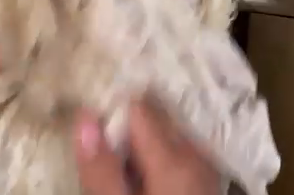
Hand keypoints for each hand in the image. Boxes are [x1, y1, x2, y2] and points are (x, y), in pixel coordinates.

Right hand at [74, 101, 220, 194]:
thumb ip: (101, 168)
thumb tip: (84, 116)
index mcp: (176, 158)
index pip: (136, 106)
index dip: (110, 118)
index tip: (92, 138)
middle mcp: (198, 156)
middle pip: (155, 120)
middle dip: (127, 136)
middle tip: (107, 166)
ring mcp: (209, 174)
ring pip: (167, 140)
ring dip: (142, 153)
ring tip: (125, 181)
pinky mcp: (209, 189)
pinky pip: (181, 161)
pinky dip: (160, 168)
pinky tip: (146, 188)